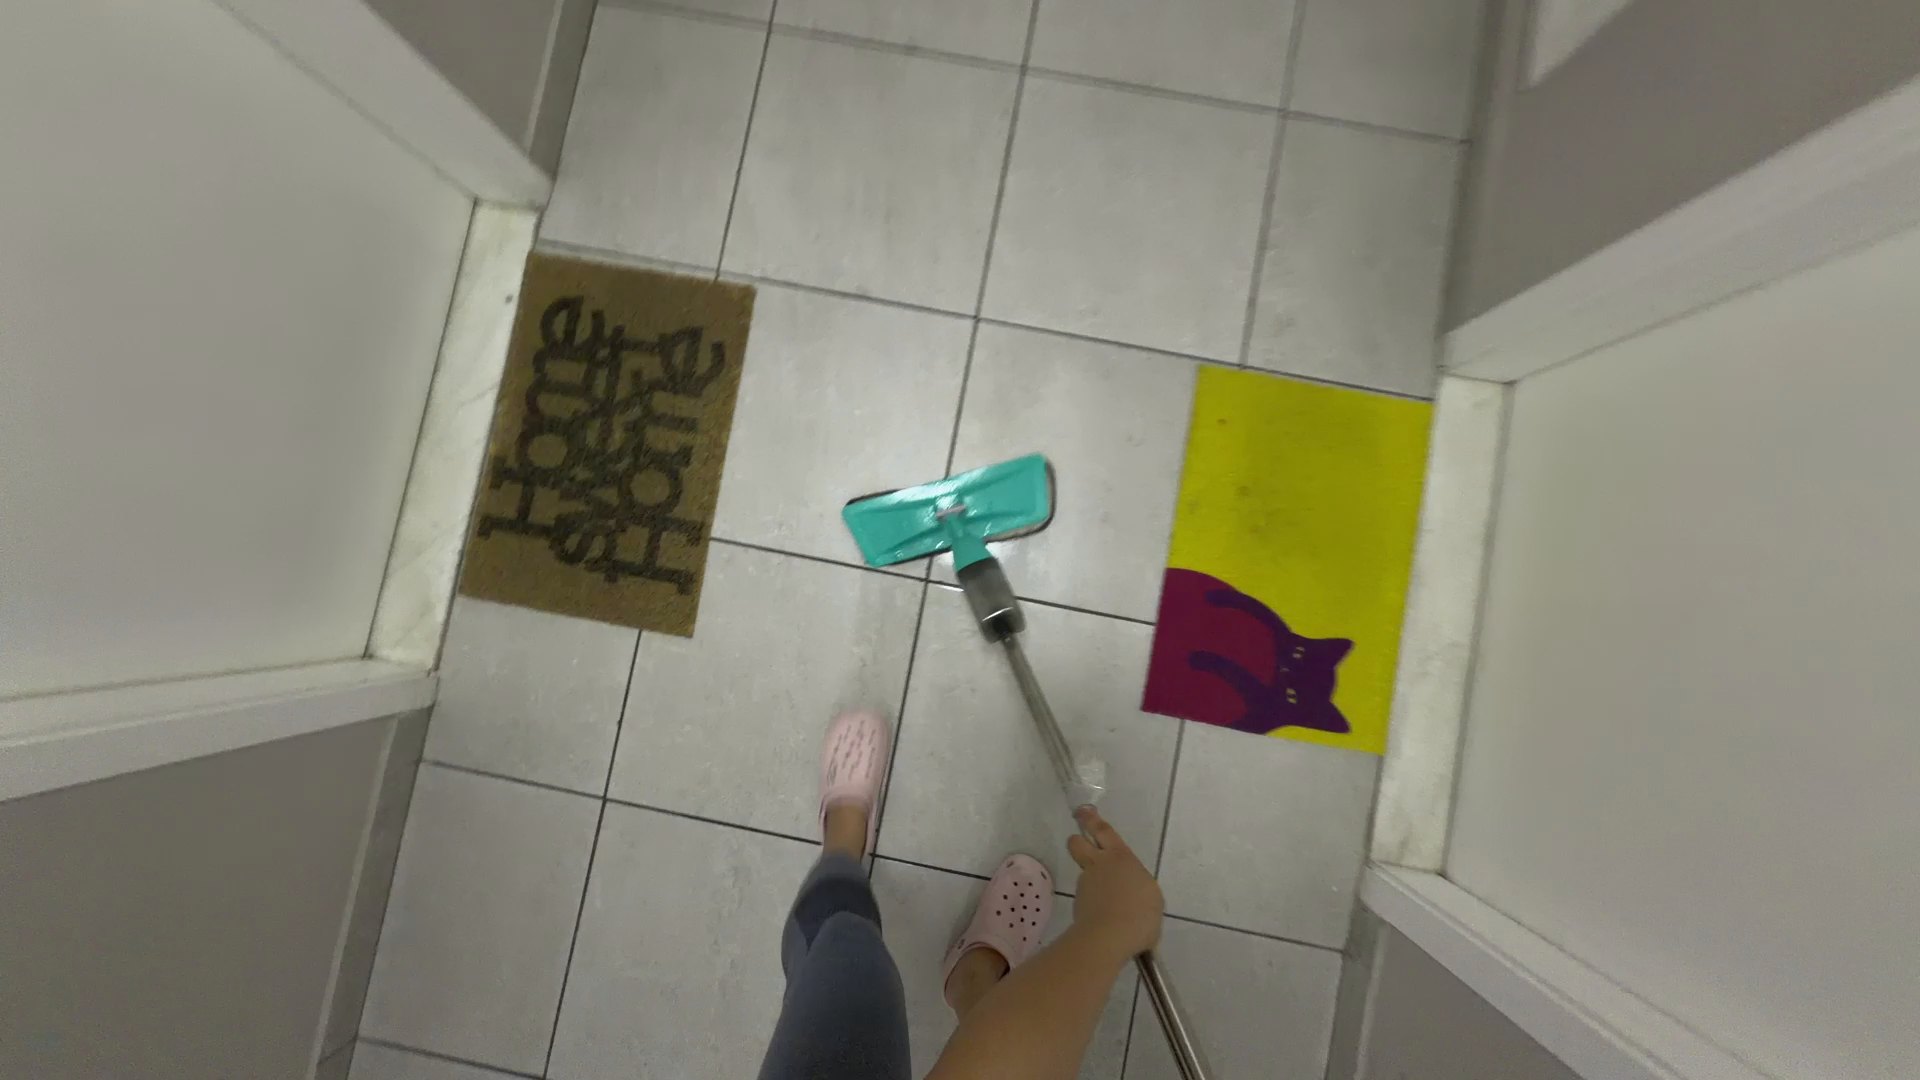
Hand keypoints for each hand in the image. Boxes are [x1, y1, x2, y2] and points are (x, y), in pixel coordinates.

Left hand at [1065, 807, 1163, 961]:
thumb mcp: (1151, 895)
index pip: (1104, 831)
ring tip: (1107, 902)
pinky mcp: (1079, 903)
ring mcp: (1086, 883)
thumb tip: (1129, 886)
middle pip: (1078, 843)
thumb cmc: (1141, 914)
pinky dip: (1093, 903)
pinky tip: (1105, 918)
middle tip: (1078, 839)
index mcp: (1120, 857)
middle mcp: (1099, 865)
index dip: (1092, 820)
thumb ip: (1136, 883)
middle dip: (1077, 840)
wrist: (1111, 936)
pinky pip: (1087, 897)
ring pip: (1084, 873)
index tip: (1082, 812)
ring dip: (1091, 881)